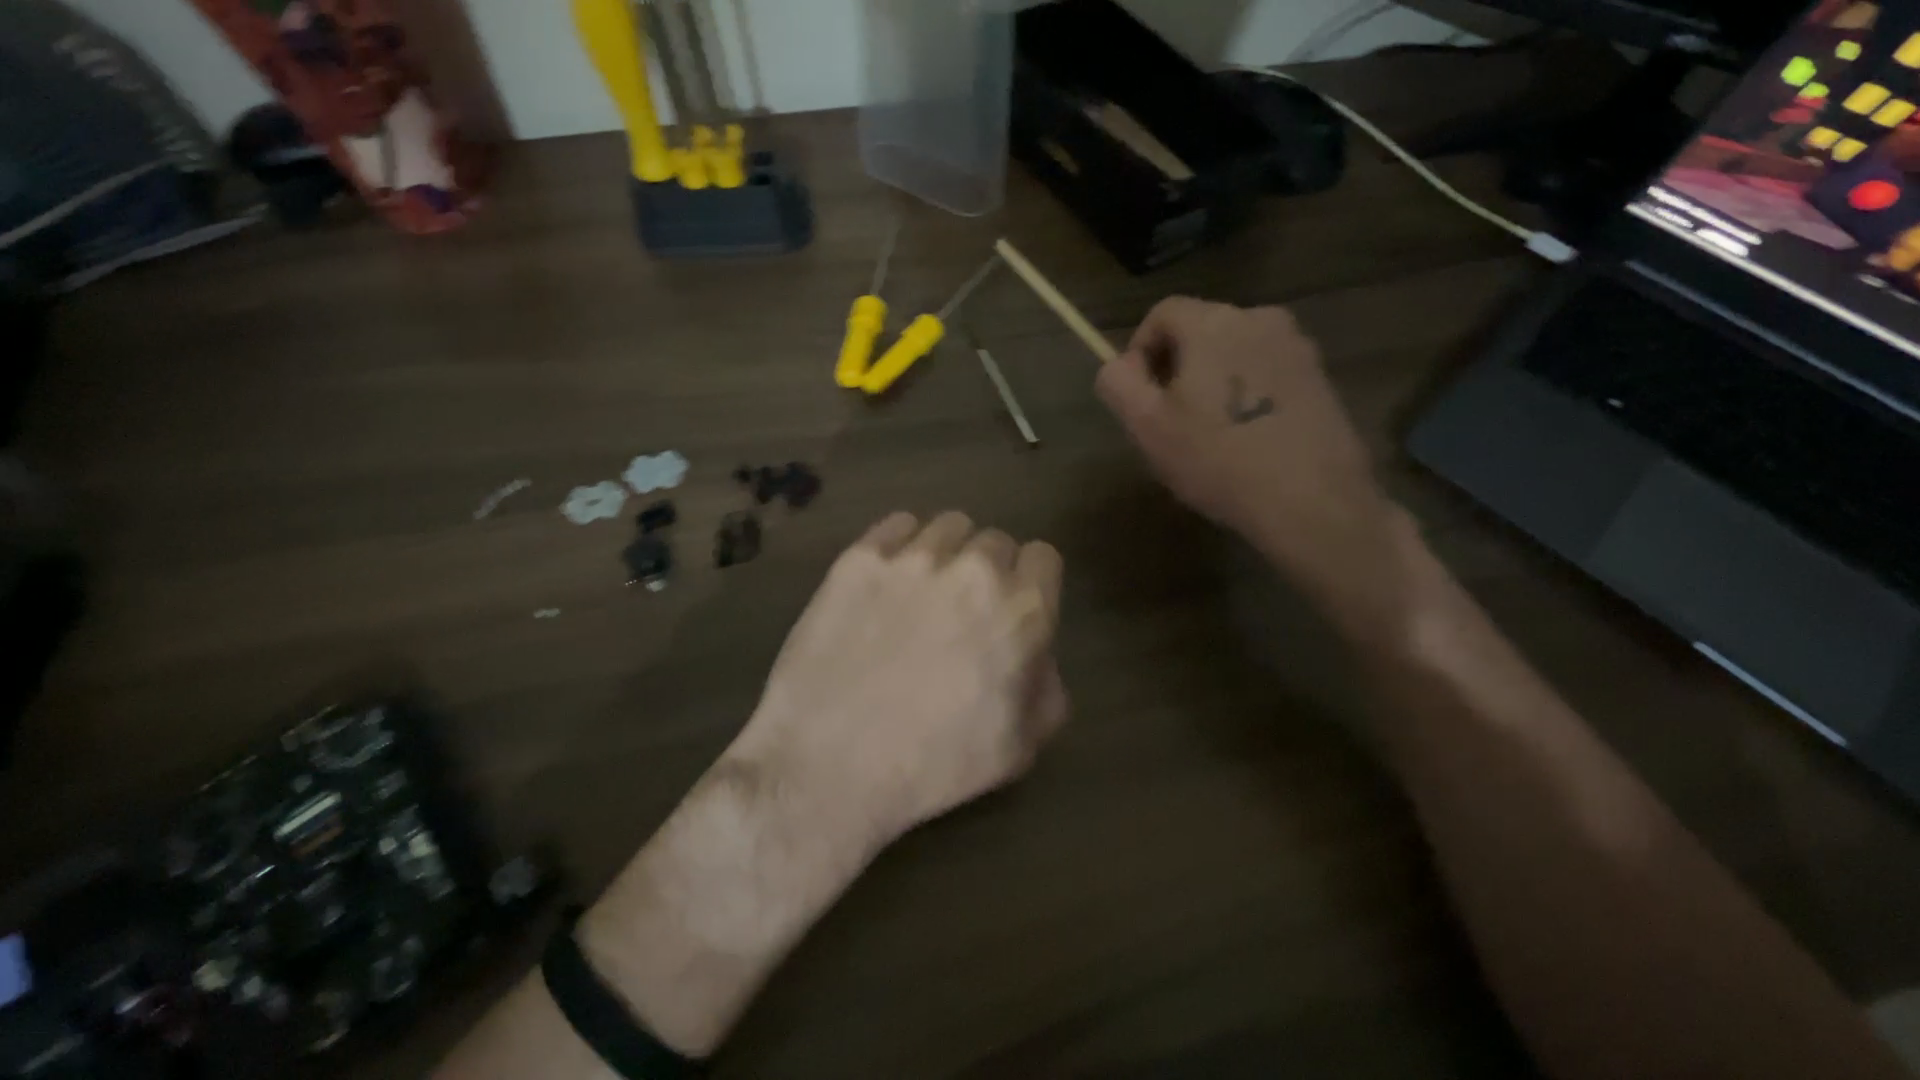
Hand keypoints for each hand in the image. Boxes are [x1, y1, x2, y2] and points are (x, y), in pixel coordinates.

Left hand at [730, 511, 1069, 846]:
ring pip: (948, 526)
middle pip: (995, 542)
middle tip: (962, 613)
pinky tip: (886, 580)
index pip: (1043, 558)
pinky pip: (896, 525)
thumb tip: (1037, 658)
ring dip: (947, 554)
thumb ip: (1046, 691)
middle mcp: (974, 569)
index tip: (1011, 613)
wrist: (830, 764)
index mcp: (1022, 610)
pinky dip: (899, 545)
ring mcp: (912, 558)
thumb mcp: (1018, 748)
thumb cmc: (933, 766)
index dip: (1030, 585)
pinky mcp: (858, 558)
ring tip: (922, 592)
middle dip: (988, 572)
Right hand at [1097, 297, 1413, 633]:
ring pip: (1236, 353)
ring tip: (1212, 435)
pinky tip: (1249, 441)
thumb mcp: (1147, 427)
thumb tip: (1120, 365)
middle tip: (1171, 421)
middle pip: (1201, 330)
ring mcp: (1298, 347)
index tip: (1140, 396)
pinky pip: (1268, 374)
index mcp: (1213, 322)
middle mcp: (1259, 318)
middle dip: (1178, 367)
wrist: (1312, 501)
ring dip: (1215, 381)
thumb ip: (1118, 383)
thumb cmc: (1219, 461)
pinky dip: (1250, 395)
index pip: (1162, 313)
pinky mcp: (1322, 378)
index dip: (1140, 350)